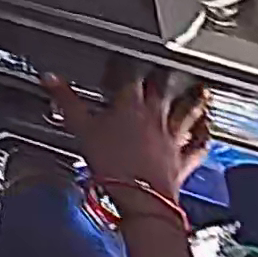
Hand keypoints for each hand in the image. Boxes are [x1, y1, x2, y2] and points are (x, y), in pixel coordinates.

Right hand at [42, 58, 210, 198]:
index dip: (126, 64)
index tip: (123, 58)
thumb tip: (50, 79)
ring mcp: (172, 138)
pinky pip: (197, 144)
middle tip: (166, 65)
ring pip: (186, 113)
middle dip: (162, 76)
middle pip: (161, 90)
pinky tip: (207, 129)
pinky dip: (203, 135)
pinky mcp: (183, 160)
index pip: (129, 76)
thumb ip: (65, 100)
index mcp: (129, 104)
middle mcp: (155, 116)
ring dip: (193, 100)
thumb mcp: (80, 126)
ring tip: (200, 89)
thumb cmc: (112, 162)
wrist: (141, 198)